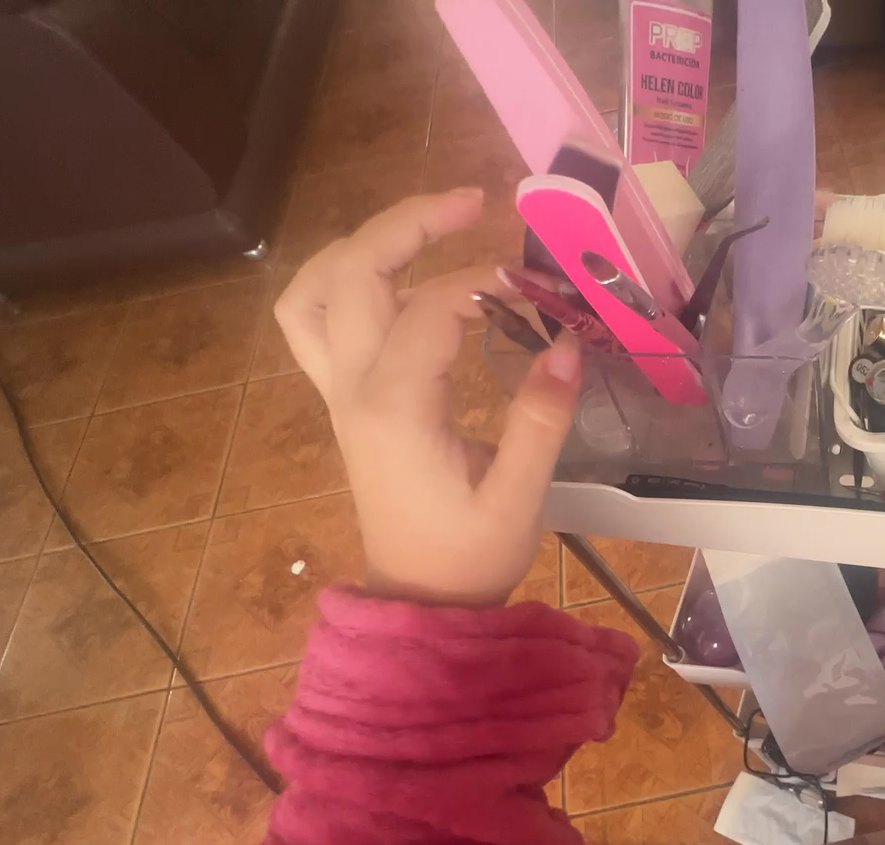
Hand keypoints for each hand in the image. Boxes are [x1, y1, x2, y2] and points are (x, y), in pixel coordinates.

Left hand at [275, 189, 581, 606]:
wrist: (422, 599)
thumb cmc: (471, 554)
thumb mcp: (520, 495)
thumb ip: (542, 420)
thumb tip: (566, 345)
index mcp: (396, 408)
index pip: (431, 310)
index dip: (483, 283)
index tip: (535, 286)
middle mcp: (354, 388)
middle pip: (352, 273)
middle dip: (409, 225)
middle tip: (473, 205)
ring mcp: (340, 393)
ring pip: (317, 291)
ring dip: (366, 246)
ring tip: (425, 231)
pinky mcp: (347, 402)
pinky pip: (318, 321)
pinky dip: (348, 283)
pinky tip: (393, 282)